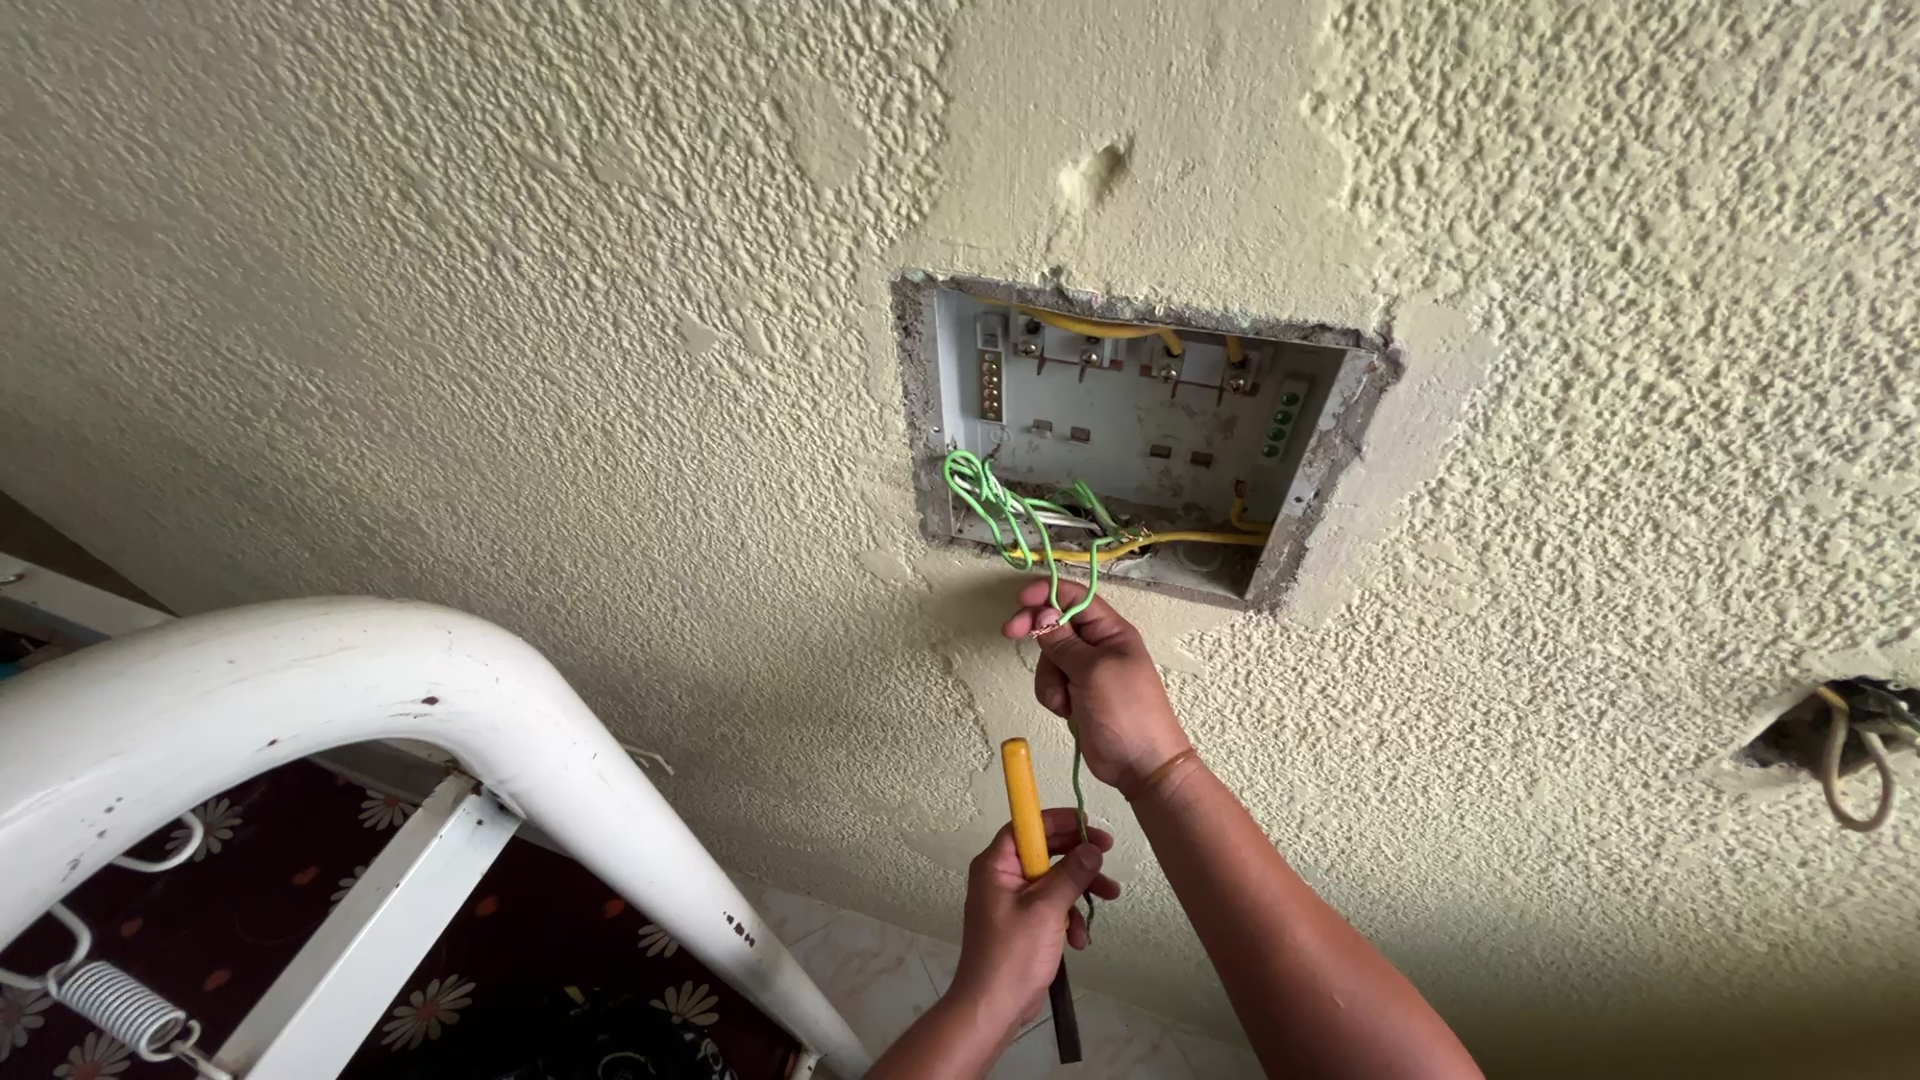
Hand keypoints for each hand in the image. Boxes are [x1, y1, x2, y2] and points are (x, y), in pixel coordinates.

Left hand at [949, 809, 1121, 1033]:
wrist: (992, 1009)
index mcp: (996, 864)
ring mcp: (1014, 900)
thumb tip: (1092, 849)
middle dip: (1077, 858)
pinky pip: (1052, 906)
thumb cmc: (1012, 954)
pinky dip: (1069, 917)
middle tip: (1106, 856)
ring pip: (1054, 880)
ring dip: (1079, 890)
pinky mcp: (1024, 922)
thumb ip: (1070, 875)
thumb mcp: (1046, 910)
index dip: (1058, 820)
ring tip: (1109, 898)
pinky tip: (1080, 939)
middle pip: (1045, 851)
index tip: (1088, 823)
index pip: (1026, 826)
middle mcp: (1002, 876)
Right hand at [1001, 580, 1192, 793]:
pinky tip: (1066, 710)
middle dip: (1036, 632)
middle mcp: (1097, 645)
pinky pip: (1051, 681)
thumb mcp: (1093, 671)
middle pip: (1055, 624)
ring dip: (1049, 676)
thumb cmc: (1126, 712)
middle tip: (1009, 633)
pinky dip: (1052, 693)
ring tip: (1064, 699)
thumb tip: (1042, 612)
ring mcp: (1085, 670)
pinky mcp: (1075, 692)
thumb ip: (1063, 640)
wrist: (1140, 765)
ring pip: (1049, 656)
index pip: (1075, 597)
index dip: (1047, 593)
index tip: (1021, 599)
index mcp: (1111, 631)